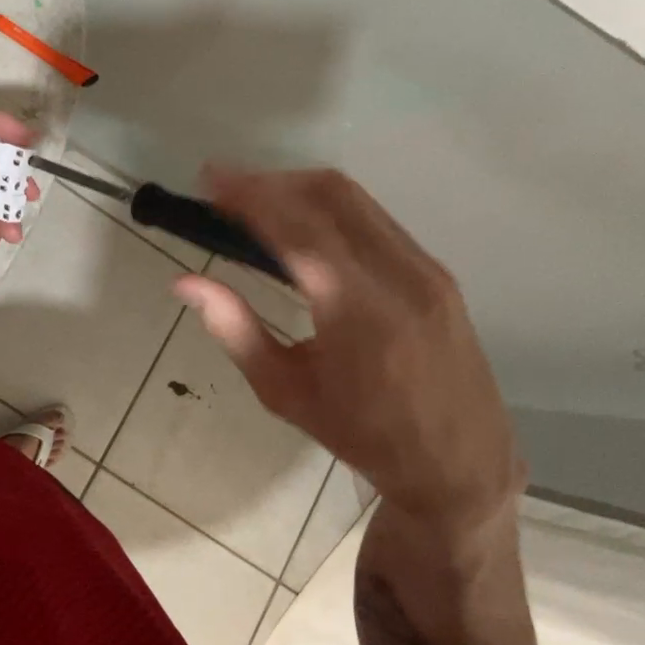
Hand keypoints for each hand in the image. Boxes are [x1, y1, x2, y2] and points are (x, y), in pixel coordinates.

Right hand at [172, 169, 523, 529]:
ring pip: (356, 199)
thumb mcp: (284, 391)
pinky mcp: (437, 273)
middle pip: (330, 194)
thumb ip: (234, 328)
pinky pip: (375, 219)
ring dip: (300, 190)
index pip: (296, 228)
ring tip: (256, 203)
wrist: (459, 465)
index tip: (209, 179)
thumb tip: (184, 282)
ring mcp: (426, 269)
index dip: (249, 195)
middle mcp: (400, 275)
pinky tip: (302, 227)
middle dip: (272, 181)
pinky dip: (330, 209)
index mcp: (357, 311)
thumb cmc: (361, 435)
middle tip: (226, 190)